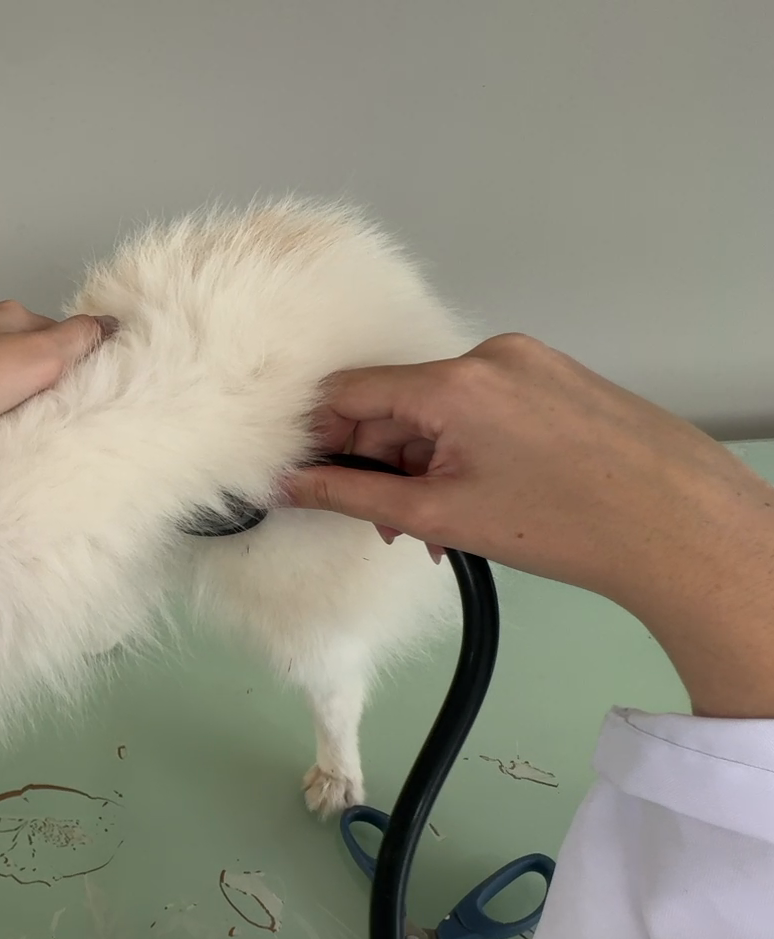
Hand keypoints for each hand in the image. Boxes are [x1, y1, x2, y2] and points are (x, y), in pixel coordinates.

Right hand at [284, 333, 773, 717]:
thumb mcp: (432, 514)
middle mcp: (492, 359)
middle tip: (377, 516)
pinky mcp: (556, 381)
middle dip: (372, 461)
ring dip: (413, 464)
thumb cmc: (570, 524)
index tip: (312, 476)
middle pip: (391, 404)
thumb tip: (289, 485)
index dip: (318, 437)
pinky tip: (462, 497)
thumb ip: (344, 494)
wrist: (694, 536)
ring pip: (432, 412)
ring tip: (425, 521)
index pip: (346, 392)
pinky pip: (475, 411)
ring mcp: (530, 366)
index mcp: (455, 382)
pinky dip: (453, 452)